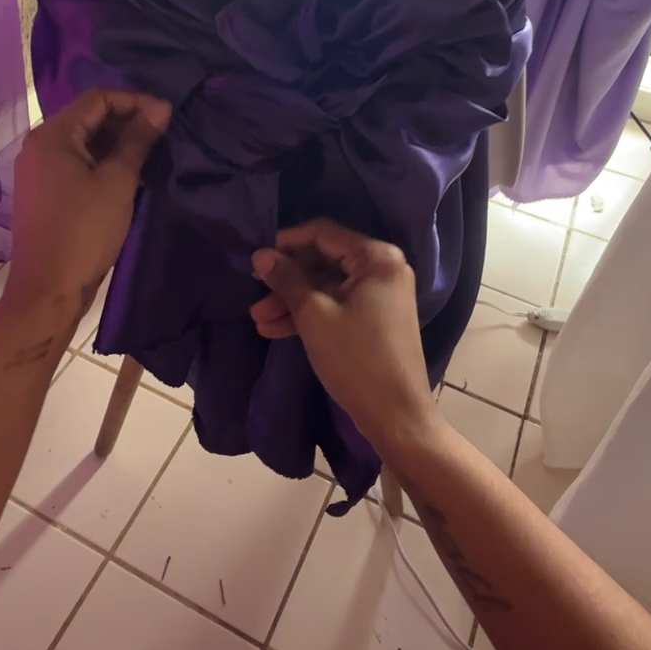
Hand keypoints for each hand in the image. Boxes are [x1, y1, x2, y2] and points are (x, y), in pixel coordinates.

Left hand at [7, 90, 170, 320]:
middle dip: (127, 121)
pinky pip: (76, 162)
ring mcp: (38, 169)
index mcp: (52, 135)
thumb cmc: (85, 230)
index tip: (166, 117)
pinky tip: (128, 175)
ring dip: (116, 143)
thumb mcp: (118, 181)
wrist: (48, 289)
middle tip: (162, 135)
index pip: (97, 98)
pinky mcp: (44, 191)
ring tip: (150, 154)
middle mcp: (39, 145)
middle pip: (88, 117)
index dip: (135, 101)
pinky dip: (102, 162)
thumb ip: (138, 140)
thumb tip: (160, 107)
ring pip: (83, 141)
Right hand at [250, 220, 438, 449]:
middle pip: (324, 260)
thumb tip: (260, 255)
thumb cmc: (356, 358)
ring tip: (258, 319)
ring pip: (326, 286)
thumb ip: (286, 279)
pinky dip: (309, 314)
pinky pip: (337, 305)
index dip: (286, 243)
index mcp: (376, 257)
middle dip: (287, 279)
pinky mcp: (374, 318)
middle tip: (255, 292)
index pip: (323, 233)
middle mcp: (383, 268)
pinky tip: (275, 329)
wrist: (395, 415)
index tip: (257, 259)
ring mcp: (380, 294)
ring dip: (293, 300)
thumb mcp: (314, 315)